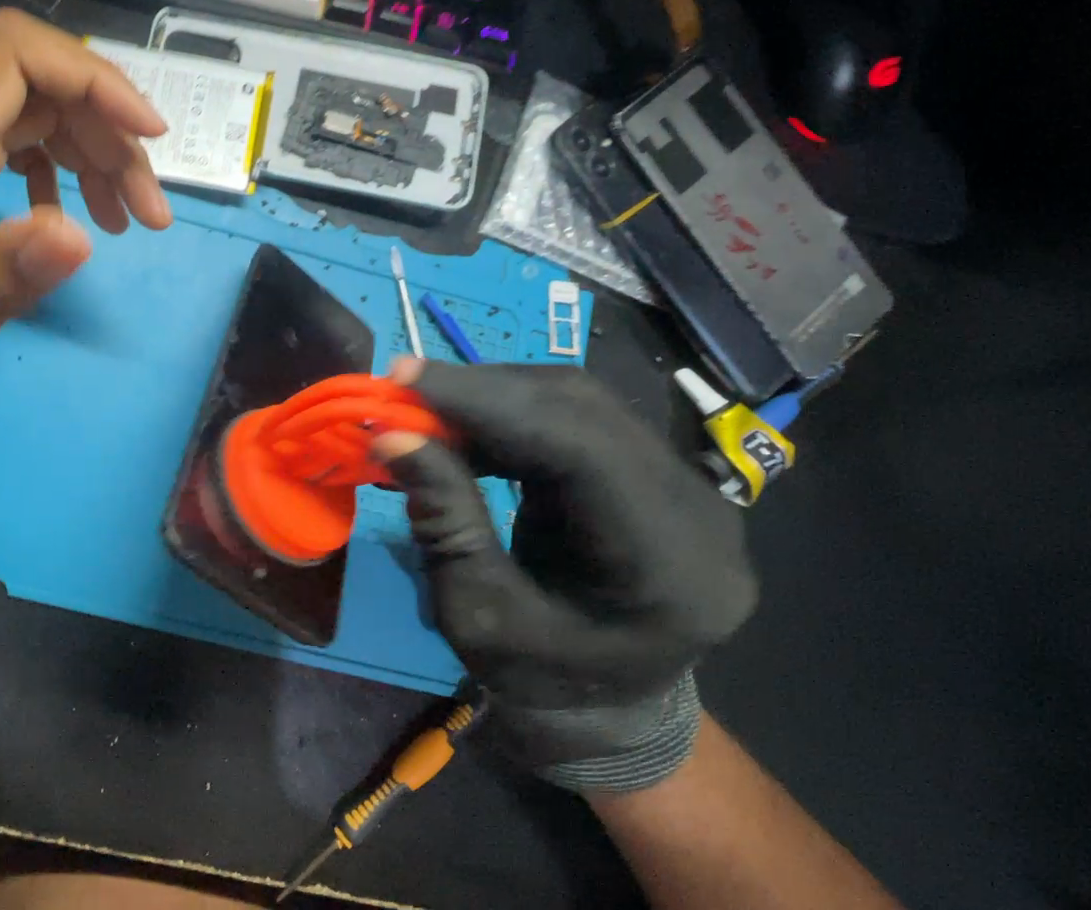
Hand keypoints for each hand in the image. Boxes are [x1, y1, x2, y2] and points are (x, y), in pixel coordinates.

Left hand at [0, 9, 169, 434]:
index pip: (13, 58)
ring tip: (131, 220)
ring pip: (37, 113)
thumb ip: (1, 281)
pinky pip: (21, 144)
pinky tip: (76, 221)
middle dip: (108, 132)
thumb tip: (76, 237)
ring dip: (96, 155)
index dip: (90, 78)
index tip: (147, 135)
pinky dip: (66, 171)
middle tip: (149, 209)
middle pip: (38, 84)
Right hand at [372, 358, 755, 792]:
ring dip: (495, 396)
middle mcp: (698, 512)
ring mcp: (684, 487)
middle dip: (486, 392)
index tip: (405, 380)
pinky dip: (512, 414)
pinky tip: (464, 422)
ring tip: (424, 402)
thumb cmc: (539, 680)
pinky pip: (579, 420)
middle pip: (587, 413)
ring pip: (583, 404)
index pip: (583, 452)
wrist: (602, 709)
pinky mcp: (653, 473)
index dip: (490, 405)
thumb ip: (445, 523)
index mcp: (671, 568)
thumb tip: (393, 437)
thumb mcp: (477, 614)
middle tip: (402, 386)